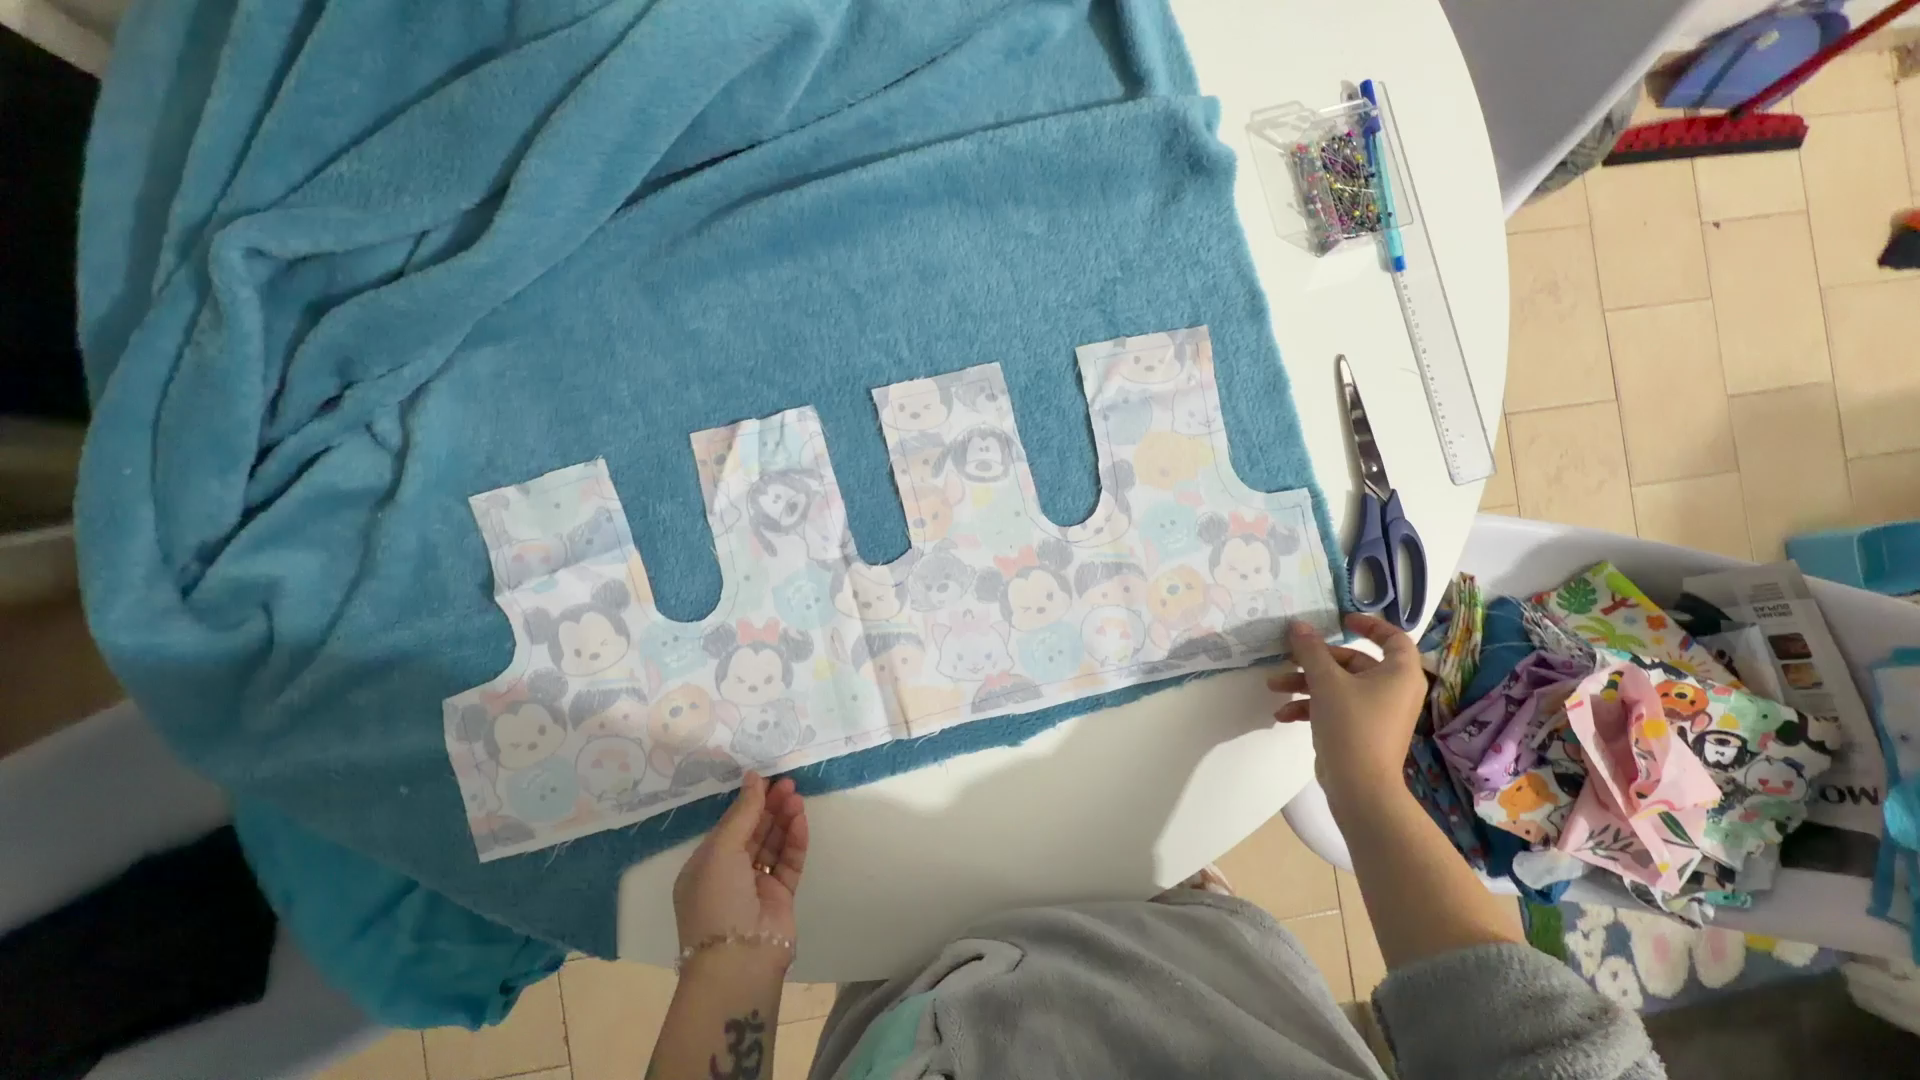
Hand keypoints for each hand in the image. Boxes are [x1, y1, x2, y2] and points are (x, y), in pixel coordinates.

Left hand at [672, 772, 808, 964]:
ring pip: (773, 846)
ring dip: (783, 820)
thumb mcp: (721, 851)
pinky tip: (801, 820)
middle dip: (769, 807)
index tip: (767, 778)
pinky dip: (795, 841)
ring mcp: (756, 887)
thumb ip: (742, 813)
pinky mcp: (781, 898)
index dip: (747, 802)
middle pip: (753, 833)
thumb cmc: (717, 900)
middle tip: (788, 783)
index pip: (729, 826)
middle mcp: (729, 875)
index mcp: (705, 866)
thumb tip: (753, 777)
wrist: (739, 959)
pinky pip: (789, 863)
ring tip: (797, 796)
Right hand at [1267, 614, 1427, 807]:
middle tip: (1288, 656)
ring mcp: (1377, 712)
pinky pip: (1336, 708)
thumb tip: (1298, 625)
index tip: (1341, 620)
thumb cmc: (1352, 725)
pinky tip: (1283, 715)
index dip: (1369, 625)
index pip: (1393, 638)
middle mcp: (1393, 690)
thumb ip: (1310, 650)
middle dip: (1315, 660)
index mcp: (1399, 673)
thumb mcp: (1326, 682)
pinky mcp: (1361, 731)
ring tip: (1273, 686)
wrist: (1359, 786)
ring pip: (1339, 685)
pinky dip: (1311, 707)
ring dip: (1305, 683)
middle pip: (1353, 662)